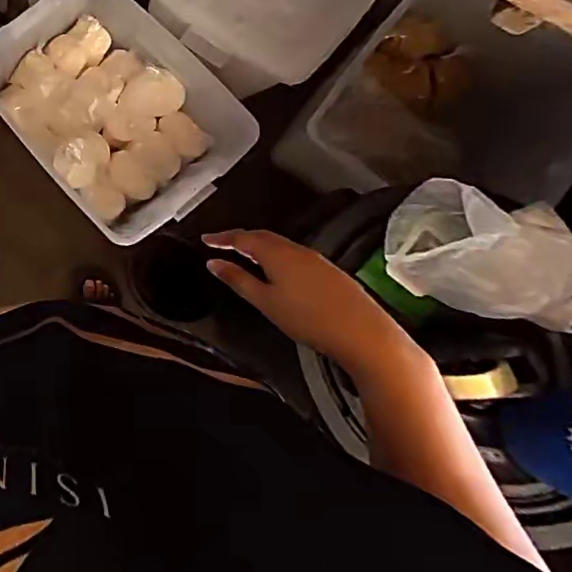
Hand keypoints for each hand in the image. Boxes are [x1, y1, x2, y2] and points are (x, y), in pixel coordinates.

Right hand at [204, 230, 419, 373]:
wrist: (366, 335)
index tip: (206, 239)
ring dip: (260, 246)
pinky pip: (295, 254)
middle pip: (262, 236)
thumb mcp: (265, 301)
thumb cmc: (309, 319)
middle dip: (241, 238)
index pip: (242, 238)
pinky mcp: (331, 272)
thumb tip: (214, 263)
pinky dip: (278, 255)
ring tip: (246, 255)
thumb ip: (238, 279)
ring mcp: (316, 259)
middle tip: (223, 243)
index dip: (221, 237)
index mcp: (276, 253)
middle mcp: (296, 250)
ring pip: (280, 245)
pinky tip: (278, 270)